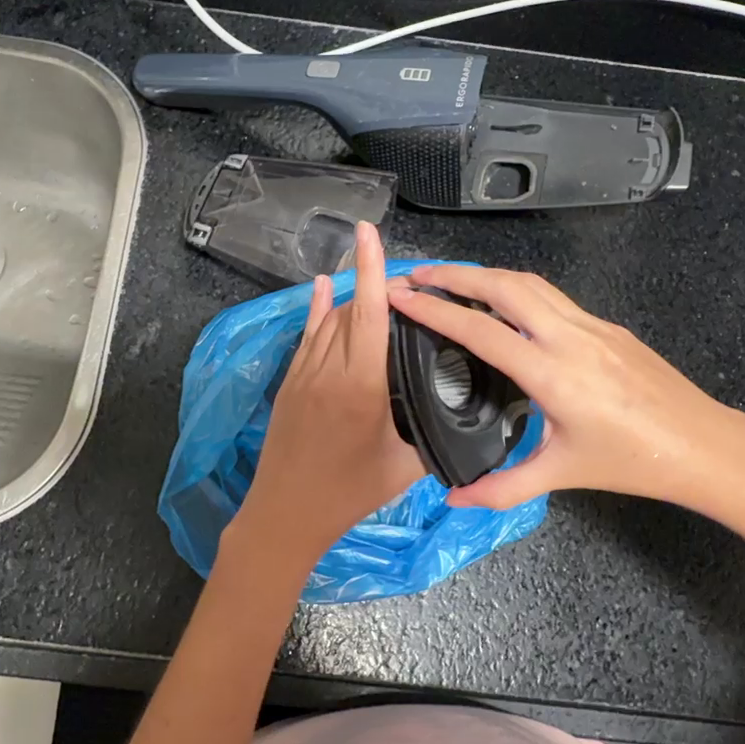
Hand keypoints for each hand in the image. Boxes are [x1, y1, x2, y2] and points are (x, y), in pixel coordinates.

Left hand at [229, 222, 426, 568]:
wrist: (286, 513)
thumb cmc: (349, 493)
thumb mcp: (404, 467)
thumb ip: (431, 432)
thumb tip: (458, 408)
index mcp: (361, 385)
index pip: (370, 313)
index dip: (373, 268)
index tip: (368, 230)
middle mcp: (329, 369)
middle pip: (353, 310)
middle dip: (376, 286)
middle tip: (409, 285)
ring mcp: (304, 374)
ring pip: (329, 320)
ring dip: (353, 299)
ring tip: (378, 286)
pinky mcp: (289, 383)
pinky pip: (307, 336)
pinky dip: (319, 310)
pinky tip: (324, 289)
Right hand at [387, 265, 744, 513]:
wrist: (705, 446)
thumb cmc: (632, 463)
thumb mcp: (562, 475)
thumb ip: (503, 488)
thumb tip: (453, 499)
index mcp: (553, 375)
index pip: (482, 330)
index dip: (436, 310)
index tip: (401, 296)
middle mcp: (571, 338)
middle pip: (504, 286)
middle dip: (455, 274)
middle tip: (416, 275)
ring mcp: (593, 326)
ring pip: (529, 282)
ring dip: (485, 274)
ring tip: (449, 280)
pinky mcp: (607, 327)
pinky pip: (551, 296)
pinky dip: (513, 287)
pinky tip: (500, 303)